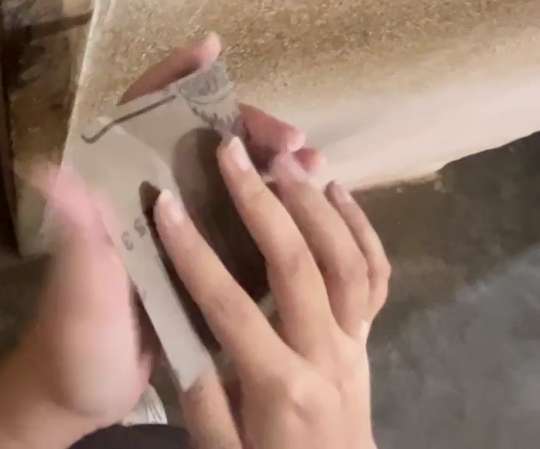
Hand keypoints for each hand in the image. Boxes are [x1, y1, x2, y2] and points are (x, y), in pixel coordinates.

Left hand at [5, 35, 317, 431]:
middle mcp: (144, 192)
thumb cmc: (73, 337)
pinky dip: (271, 203)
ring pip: (223, 172)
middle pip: (196, 138)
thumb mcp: (77, 284)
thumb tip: (48, 168)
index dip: (173, 76)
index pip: (140, 113)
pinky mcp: (196, 256)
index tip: (212, 49)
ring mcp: (173, 223)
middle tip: (294, 140)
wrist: (82, 395)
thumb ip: (75, 230)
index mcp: (112, 186)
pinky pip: (237, 216)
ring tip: (314, 168)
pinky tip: (307, 207)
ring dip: (267, 161)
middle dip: (244, 126)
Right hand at [155, 129, 390, 447]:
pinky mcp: (368, 333)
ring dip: (313, 202)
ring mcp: (355, 341)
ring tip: (282, 157)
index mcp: (279, 388)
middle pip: (297, 266)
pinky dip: (359, 226)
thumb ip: (199, 388)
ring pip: (346, 260)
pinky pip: (375, 275)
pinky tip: (334, 188)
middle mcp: (326, 356)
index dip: (192, 251)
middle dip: (259, 201)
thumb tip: (173, 316)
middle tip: (230, 151)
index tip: (164, 202)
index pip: (229, 306)